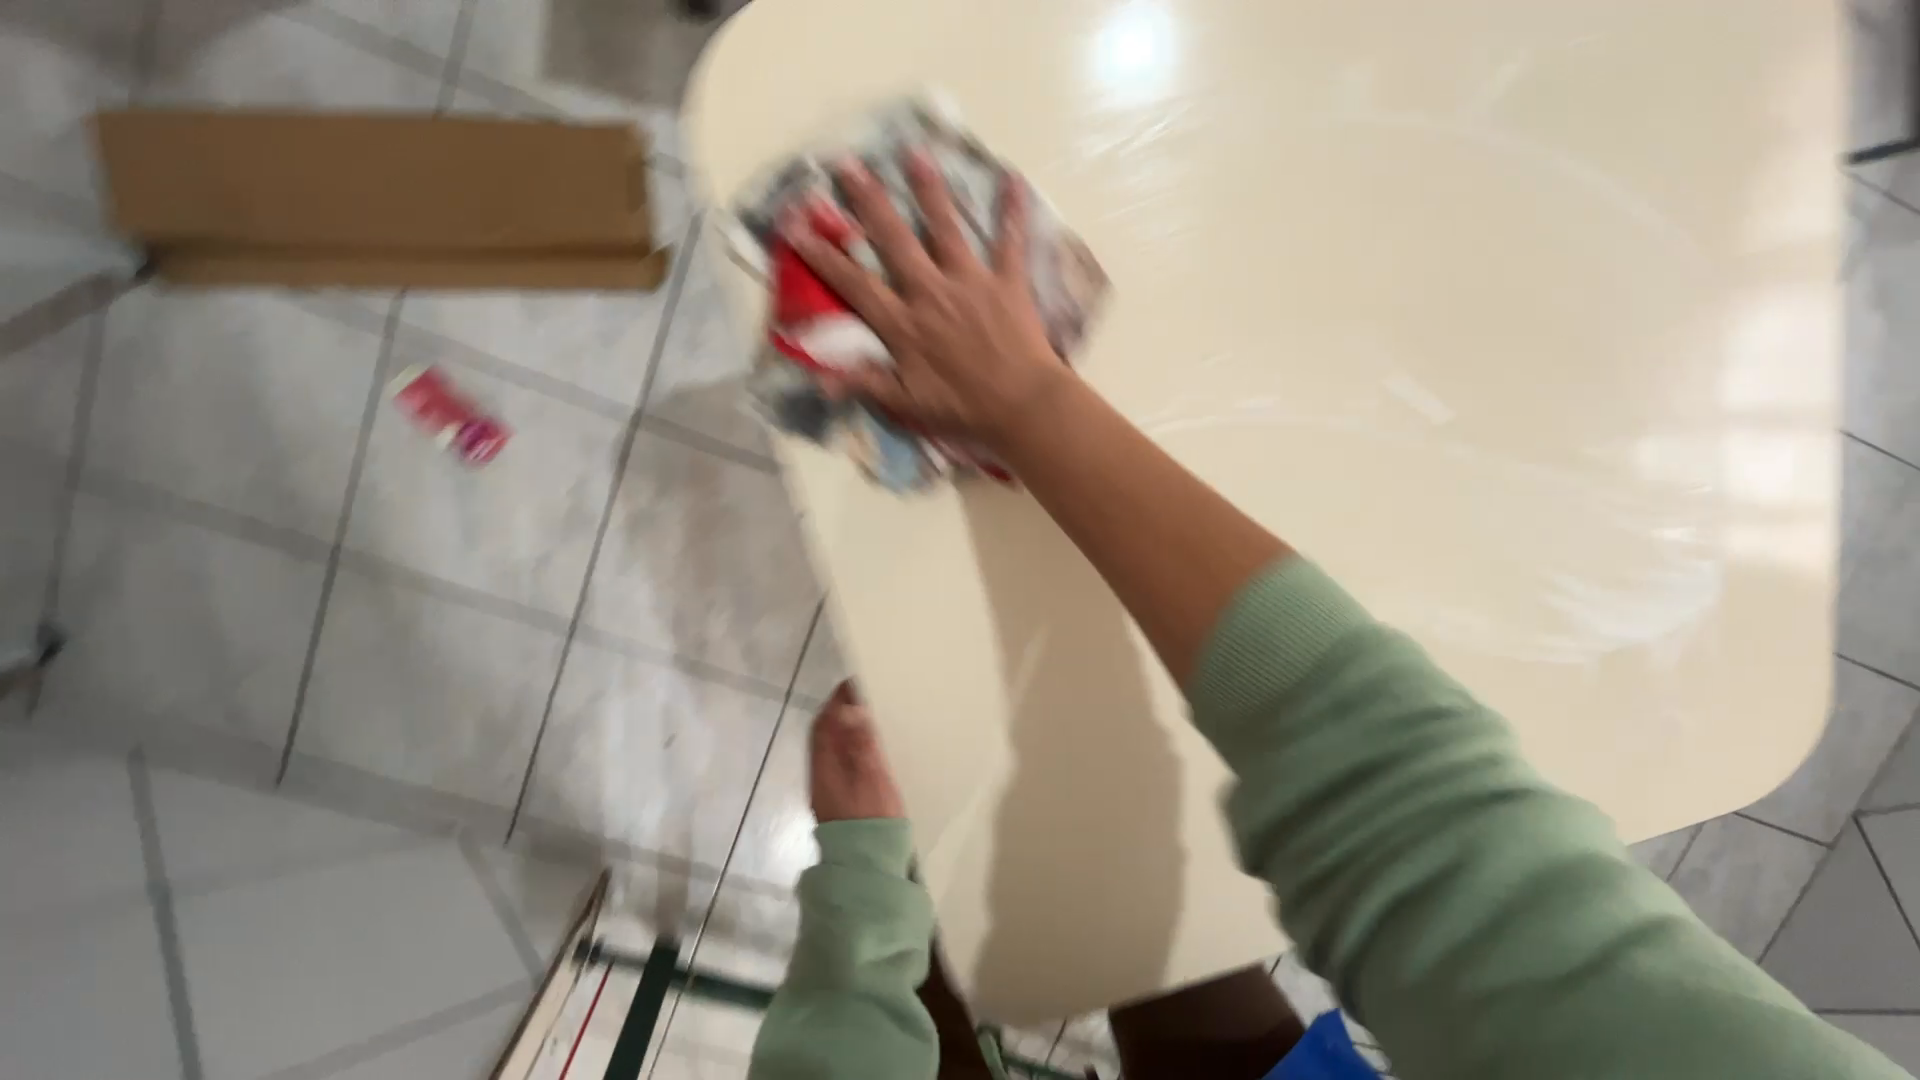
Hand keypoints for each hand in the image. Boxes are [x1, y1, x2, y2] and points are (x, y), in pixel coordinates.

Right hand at [781, 150, 1073, 454]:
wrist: (1022, 407)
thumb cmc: (963, 410)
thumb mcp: (907, 404)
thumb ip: (866, 384)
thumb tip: (820, 379)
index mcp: (904, 324)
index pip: (853, 283)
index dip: (821, 254)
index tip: (794, 224)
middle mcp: (931, 291)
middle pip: (894, 239)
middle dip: (868, 201)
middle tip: (848, 164)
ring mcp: (971, 281)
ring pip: (945, 227)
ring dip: (929, 189)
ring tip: (914, 152)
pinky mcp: (1008, 281)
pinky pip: (1010, 240)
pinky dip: (1012, 209)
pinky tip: (1012, 177)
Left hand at [808, 681, 905, 822]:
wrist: (868, 869)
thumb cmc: (873, 820)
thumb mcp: (872, 777)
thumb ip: (861, 744)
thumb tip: (850, 709)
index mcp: (825, 767)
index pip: (824, 724)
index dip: (837, 701)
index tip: (855, 683)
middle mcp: (821, 776)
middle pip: (826, 735)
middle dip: (841, 712)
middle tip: (865, 696)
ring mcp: (829, 791)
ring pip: (833, 750)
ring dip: (847, 729)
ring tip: (870, 716)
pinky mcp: (840, 802)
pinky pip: (841, 764)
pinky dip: (852, 748)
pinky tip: (869, 749)